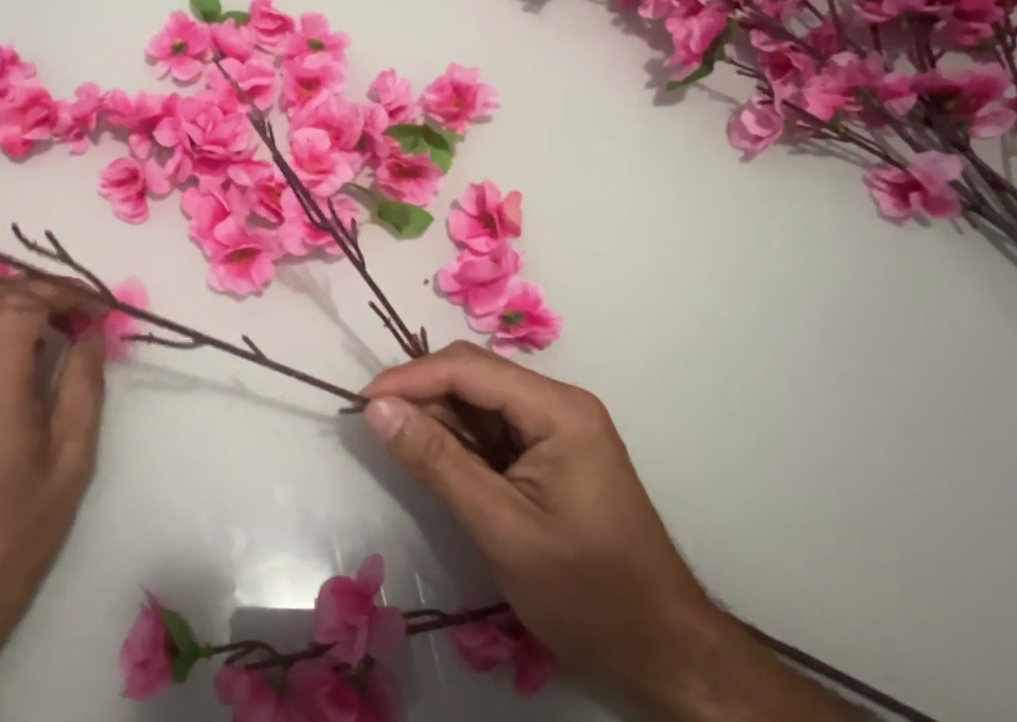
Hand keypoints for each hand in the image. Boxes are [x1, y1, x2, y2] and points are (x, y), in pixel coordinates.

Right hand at [361, 342, 851, 720]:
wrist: (658, 646)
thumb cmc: (583, 589)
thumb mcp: (499, 525)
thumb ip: (436, 461)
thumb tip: (376, 408)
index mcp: (559, 411)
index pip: (469, 370)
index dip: (410, 378)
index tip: (359, 403)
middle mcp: (560, 406)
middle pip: (475, 377)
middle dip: (421, 395)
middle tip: (373, 426)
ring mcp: (558, 430)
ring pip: (480, 403)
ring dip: (437, 419)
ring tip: (398, 448)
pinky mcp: (552, 456)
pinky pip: (494, 431)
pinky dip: (459, 442)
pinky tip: (436, 463)